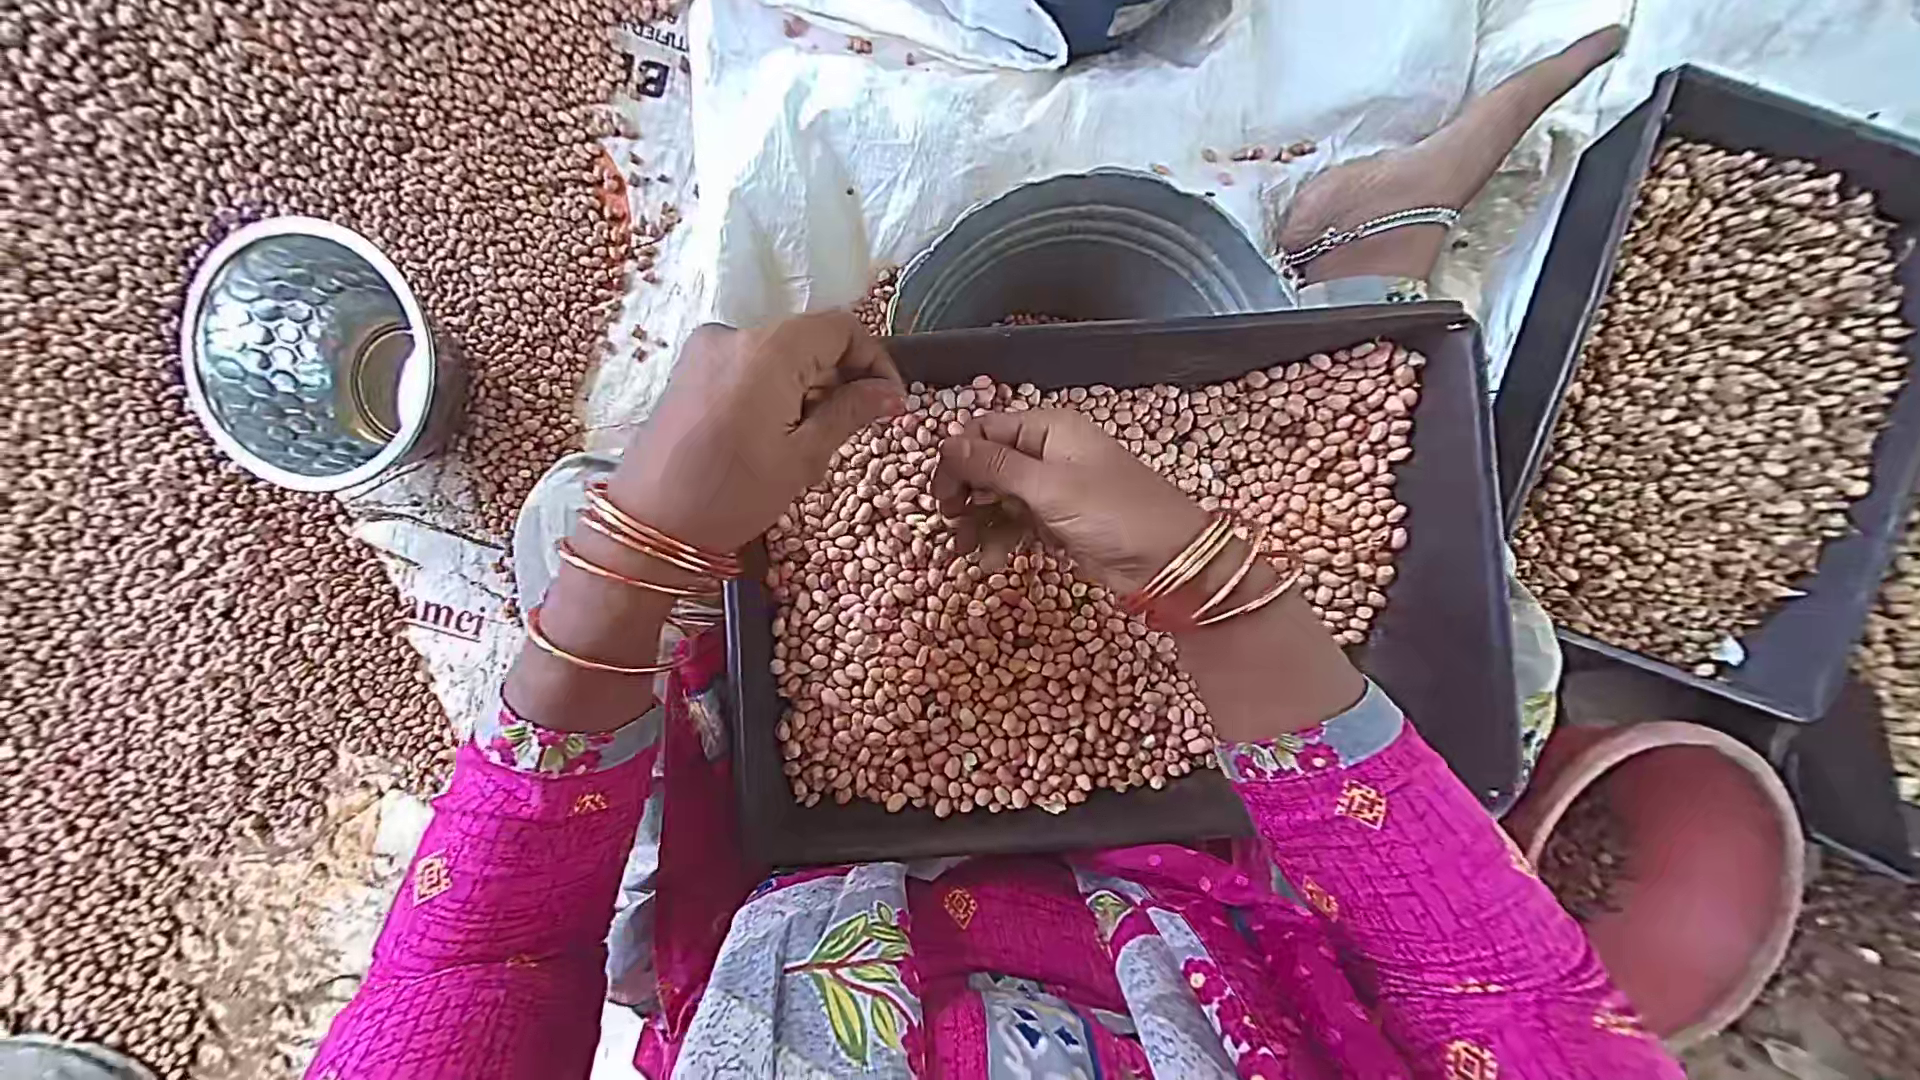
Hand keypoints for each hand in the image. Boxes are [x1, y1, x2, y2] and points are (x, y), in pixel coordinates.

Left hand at [607, 312, 904, 552]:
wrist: (650, 524)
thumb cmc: (732, 495)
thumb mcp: (802, 457)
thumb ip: (850, 413)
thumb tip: (894, 393)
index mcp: (766, 351)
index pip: (840, 327)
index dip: (874, 359)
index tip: (889, 400)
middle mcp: (734, 334)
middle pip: (810, 338)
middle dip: (842, 377)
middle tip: (855, 427)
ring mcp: (706, 349)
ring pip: (782, 354)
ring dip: (811, 386)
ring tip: (811, 439)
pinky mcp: (692, 368)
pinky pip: (752, 365)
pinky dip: (779, 389)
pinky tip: (777, 432)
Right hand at [931, 409, 1208, 595]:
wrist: (1170, 561)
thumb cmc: (1114, 513)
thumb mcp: (1050, 488)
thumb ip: (995, 466)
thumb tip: (946, 443)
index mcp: (1047, 429)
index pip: (984, 432)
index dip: (957, 460)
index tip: (940, 495)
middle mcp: (1046, 453)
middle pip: (986, 466)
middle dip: (964, 494)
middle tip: (950, 523)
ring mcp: (1050, 489)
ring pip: (996, 498)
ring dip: (977, 522)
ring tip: (963, 550)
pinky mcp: (1055, 520)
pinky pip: (1014, 523)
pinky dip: (1000, 540)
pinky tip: (992, 561)